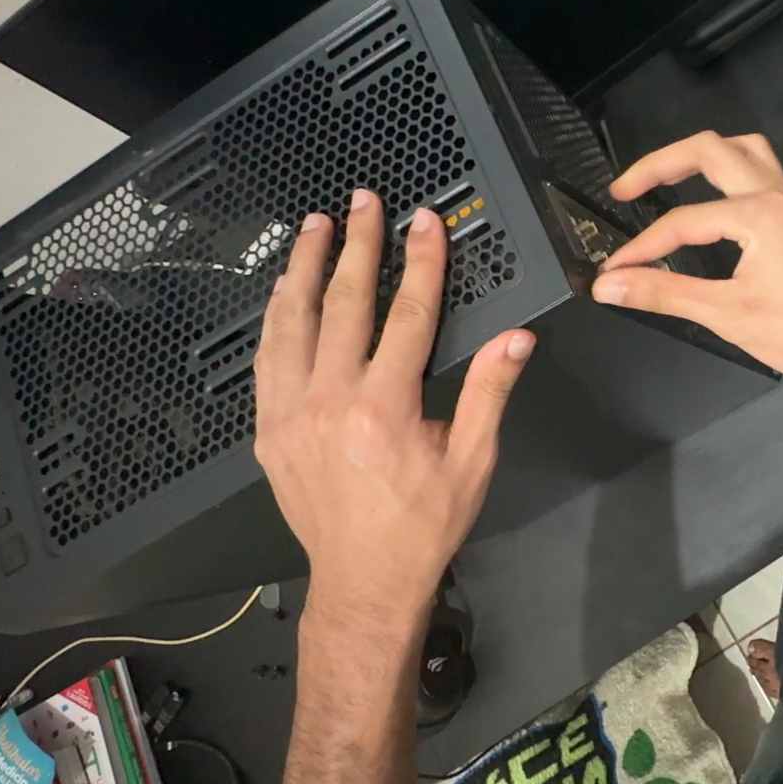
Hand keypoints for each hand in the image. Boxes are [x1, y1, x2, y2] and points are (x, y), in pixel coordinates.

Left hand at [255, 189, 534, 627]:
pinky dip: (275, 316)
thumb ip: (490, 391)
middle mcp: (329, 401)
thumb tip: (516, 338)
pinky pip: (266, 358)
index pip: (407, 315)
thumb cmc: (425, 522)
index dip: (421, 263)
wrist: (364, 580)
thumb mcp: (474, 460)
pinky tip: (282, 294)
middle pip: (343, 305)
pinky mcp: (267, 430)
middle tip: (362, 203)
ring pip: (290, 323)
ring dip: (302, 269)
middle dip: (355, 246)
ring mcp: (288, 414)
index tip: (424, 223)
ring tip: (312, 227)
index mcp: (385, 406)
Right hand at [590, 132, 782, 391]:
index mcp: (758, 214)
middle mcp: (775, 196)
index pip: (683, 222)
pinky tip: (712, 202)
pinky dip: (728, 173)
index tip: (613, 269)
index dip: (642, 246)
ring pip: (744, 152)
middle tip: (624, 189)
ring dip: (703, 155)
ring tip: (668, 178)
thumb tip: (608, 284)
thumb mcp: (726, 314)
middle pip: (710, 150)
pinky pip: (760, 174)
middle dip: (661, 163)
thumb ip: (664, 293)